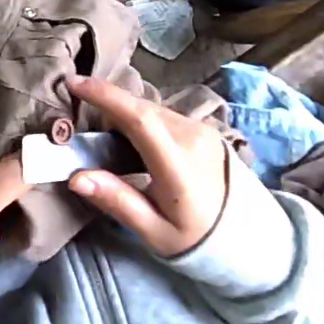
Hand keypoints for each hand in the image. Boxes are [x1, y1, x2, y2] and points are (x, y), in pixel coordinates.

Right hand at [64, 76, 228, 256]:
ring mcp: (201, 129)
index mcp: (178, 165)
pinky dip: (142, 120)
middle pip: (141, 109)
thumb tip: (76, 178)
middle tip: (81, 116)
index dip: (106, 96)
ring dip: (125, 114)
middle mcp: (192, 137)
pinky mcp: (204, 129)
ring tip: (106, 135)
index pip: (139, 118)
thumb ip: (118, 201)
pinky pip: (164, 116)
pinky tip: (133, 140)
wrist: (248, 237)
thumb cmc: (196, 239)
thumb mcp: (154, 231)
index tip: (75, 83)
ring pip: (152, 109)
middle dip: (108, 105)